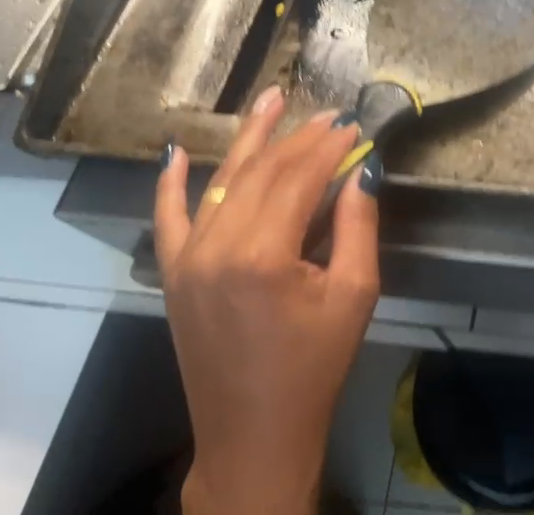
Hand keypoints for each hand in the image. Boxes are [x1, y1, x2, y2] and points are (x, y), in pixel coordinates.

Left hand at [155, 88, 380, 514]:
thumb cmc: (315, 367)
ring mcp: (187, 260)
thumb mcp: (354, 295)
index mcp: (262, 255)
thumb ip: (358, 225)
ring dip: (250, 140)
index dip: (329, 147)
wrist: (254, 434)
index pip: (299, 178)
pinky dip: (170, 183)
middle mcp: (216, 247)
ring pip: (221, 182)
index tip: (355, 125)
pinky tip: (177, 151)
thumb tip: (364, 169)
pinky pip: (168, 219)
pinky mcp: (173, 275)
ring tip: (272, 99)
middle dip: (298, 139)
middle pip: (261, 172)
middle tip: (330, 115)